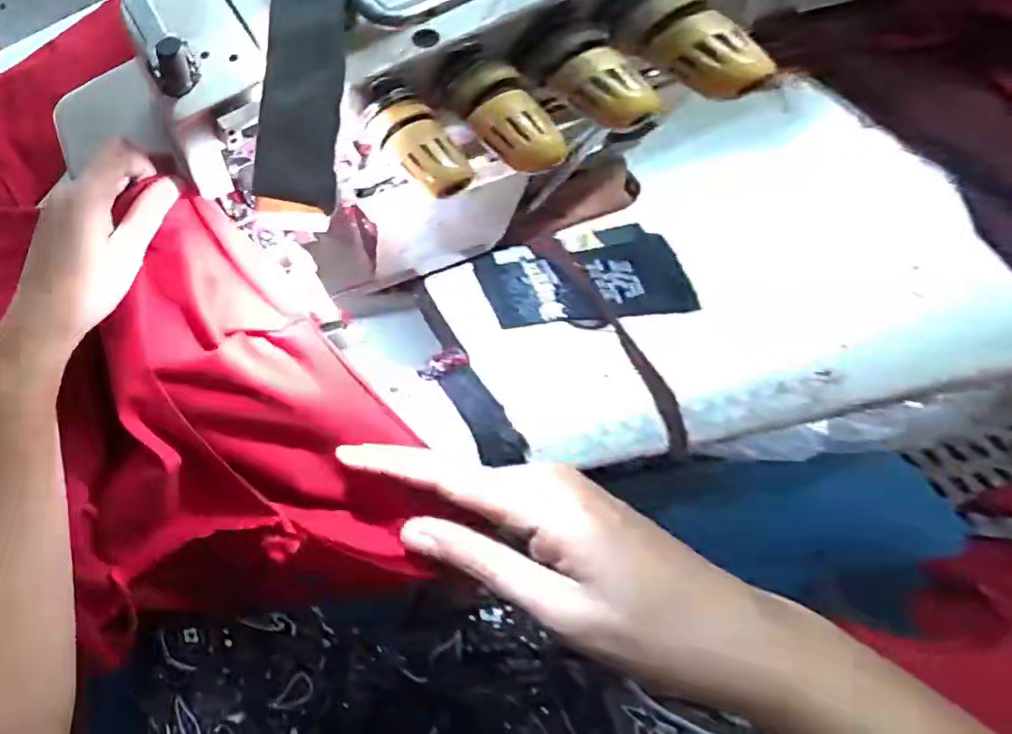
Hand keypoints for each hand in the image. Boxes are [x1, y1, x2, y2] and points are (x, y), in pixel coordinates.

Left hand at [0, 139, 179, 366]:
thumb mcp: (127, 251)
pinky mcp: (49, 217)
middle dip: (135, 173)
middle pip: (105, 160)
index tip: (161, 188)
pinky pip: (81, 193)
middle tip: (155, 203)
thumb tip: (171, 182)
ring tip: (135, 220)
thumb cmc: (89, 289)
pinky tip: (110, 229)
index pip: (119, 149)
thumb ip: (149, 211)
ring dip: (118, 187)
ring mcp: (53, 202)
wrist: (41, 318)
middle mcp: (65, 188)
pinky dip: (101, 199)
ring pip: (93, 177)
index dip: (146, 160)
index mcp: (85, 192)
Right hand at [334, 445, 820, 715]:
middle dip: (408, 480)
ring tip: (398, 511)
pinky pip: (501, 498)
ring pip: (477, 487)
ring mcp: (559, 484)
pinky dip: (470, 510)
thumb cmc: (655, 634)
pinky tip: (454, 527)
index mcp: (539, 498)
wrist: (752, 642)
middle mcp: (543, 476)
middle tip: (360, 486)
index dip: (388, 463)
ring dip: (440, 500)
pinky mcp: (569, 499)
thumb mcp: (560, 610)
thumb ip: (478, 560)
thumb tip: (410, 526)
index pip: (444, 473)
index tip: (343, 453)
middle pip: (457, 475)